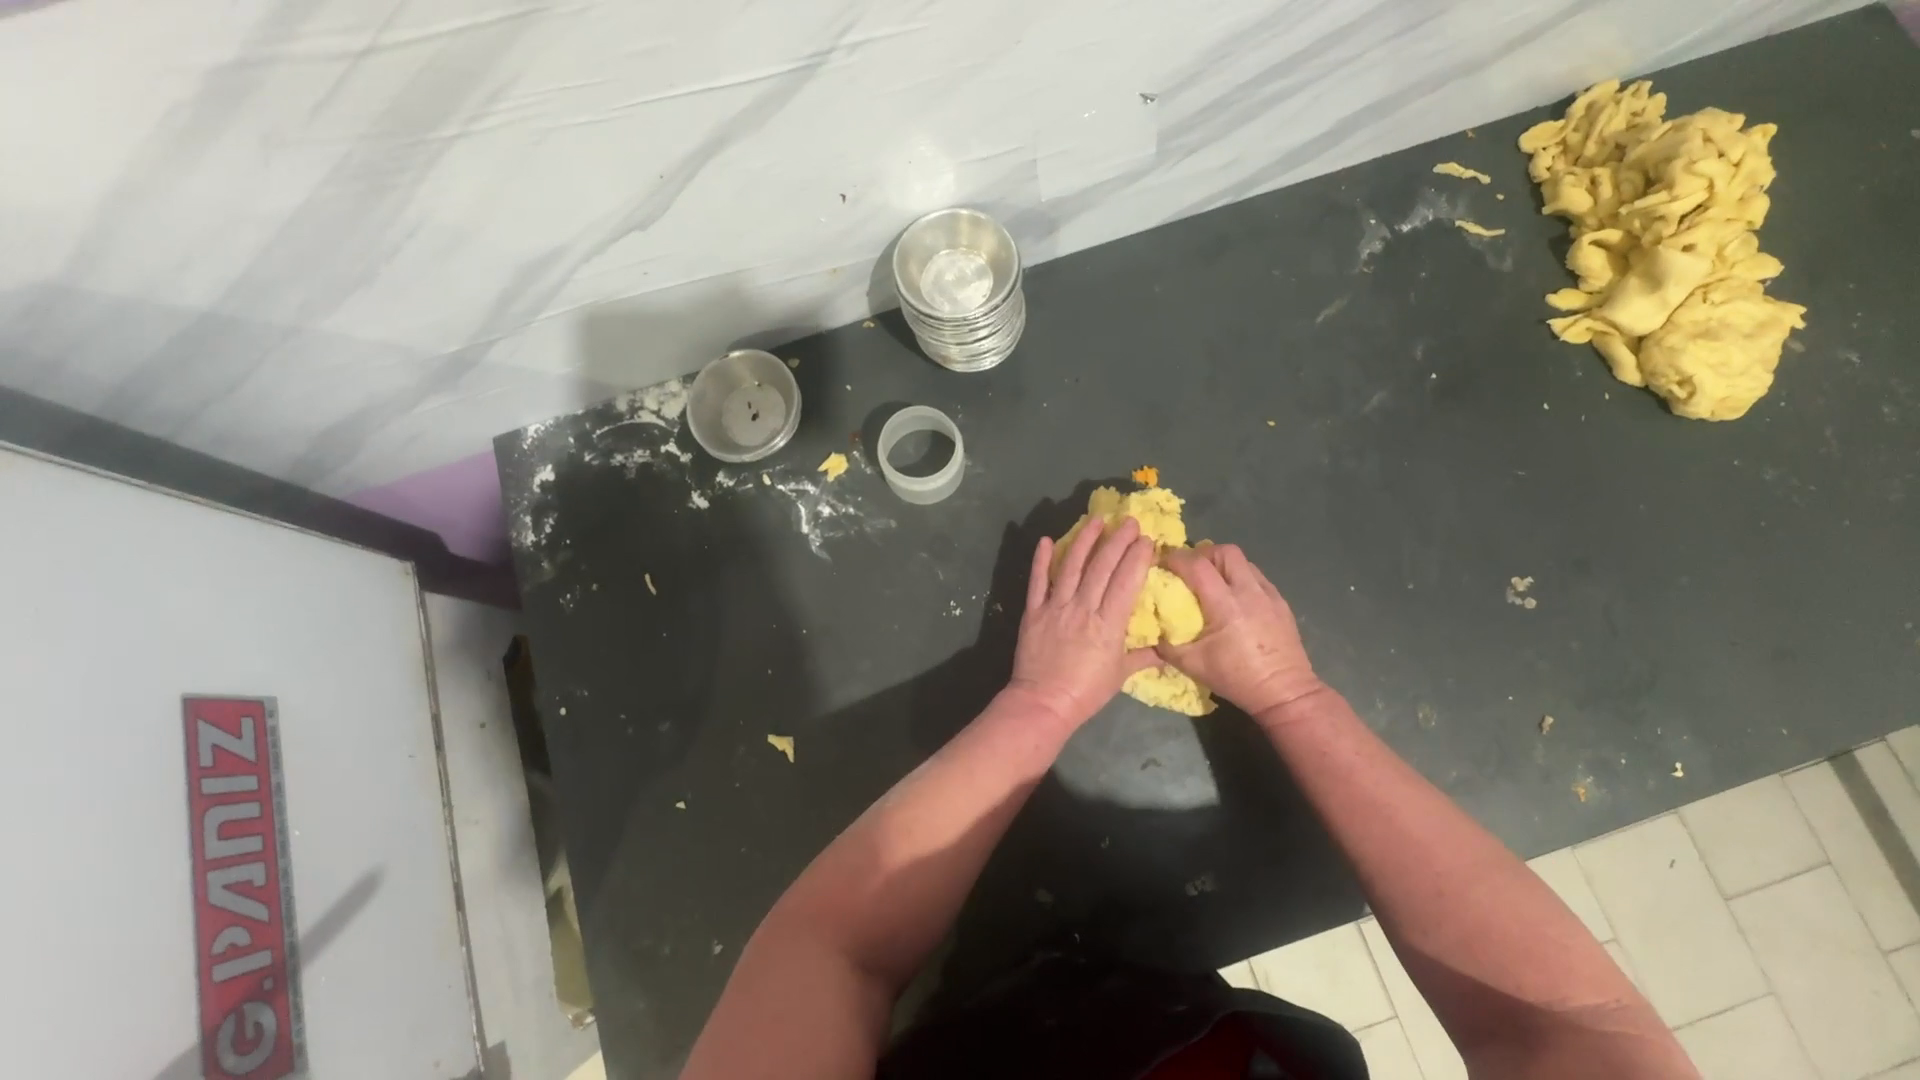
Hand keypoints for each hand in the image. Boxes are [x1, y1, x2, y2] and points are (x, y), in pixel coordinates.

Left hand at [1006, 518, 1159, 726]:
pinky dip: (1042, 560)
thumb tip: (1166, 651)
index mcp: (1109, 623)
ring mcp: (1056, 607)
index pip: (1127, 581)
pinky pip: (1037, 581)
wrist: (1043, 703)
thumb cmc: (1086, 692)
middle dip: (1118, 541)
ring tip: (1097, 520)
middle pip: (1102, 567)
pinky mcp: (1033, 612)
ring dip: (1085, 540)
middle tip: (1130, 521)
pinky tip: (1047, 540)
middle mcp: (1083, 608)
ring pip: (1072, 566)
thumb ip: (1142, 657)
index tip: (1146, 540)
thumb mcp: (1119, 676)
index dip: (1137, 557)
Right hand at [1156, 544, 1324, 719]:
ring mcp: (1269, 595)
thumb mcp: (1192, 666)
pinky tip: (1234, 598)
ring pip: (1244, 562)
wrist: (1284, 693)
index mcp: (1225, 606)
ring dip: (1223, 565)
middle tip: (1189, 568)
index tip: (1161, 563)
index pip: (1197, 566)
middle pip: (1225, 551)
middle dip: (1203, 554)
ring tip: (1211, 581)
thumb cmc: (1236, 679)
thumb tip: (1151, 629)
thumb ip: (1166, 645)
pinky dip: (1240, 578)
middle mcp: (1249, 592)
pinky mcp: (1281, 603)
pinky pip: (1257, 577)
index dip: (1176, 558)